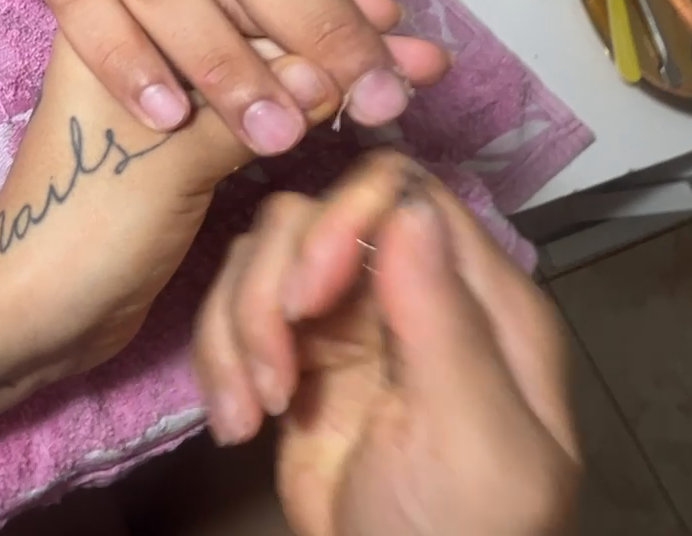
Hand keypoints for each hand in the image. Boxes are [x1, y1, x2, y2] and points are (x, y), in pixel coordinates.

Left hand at [0, 9, 447, 387]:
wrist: (38, 307)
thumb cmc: (85, 223)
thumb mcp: (168, 161)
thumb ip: (249, 112)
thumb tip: (339, 70)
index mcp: (109, 26)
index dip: (308, 10)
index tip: (391, 19)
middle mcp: (134, 46)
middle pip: (246, 29)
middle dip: (332, 41)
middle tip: (418, 53)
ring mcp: (158, 95)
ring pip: (255, 71)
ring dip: (327, 74)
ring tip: (409, 76)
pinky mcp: (176, 141)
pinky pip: (247, 111)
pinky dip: (300, 111)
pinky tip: (352, 107)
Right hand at [192, 152, 578, 535]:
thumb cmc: (452, 531)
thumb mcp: (473, 441)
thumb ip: (447, 320)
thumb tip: (407, 203)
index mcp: (473, 292)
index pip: (398, 190)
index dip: (341, 218)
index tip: (309, 294)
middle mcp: (402, 281)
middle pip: (308, 214)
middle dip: (272, 289)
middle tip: (275, 372)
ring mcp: (340, 309)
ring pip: (256, 253)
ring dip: (238, 330)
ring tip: (252, 410)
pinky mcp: (286, 338)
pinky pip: (227, 303)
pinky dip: (218, 356)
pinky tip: (237, 420)